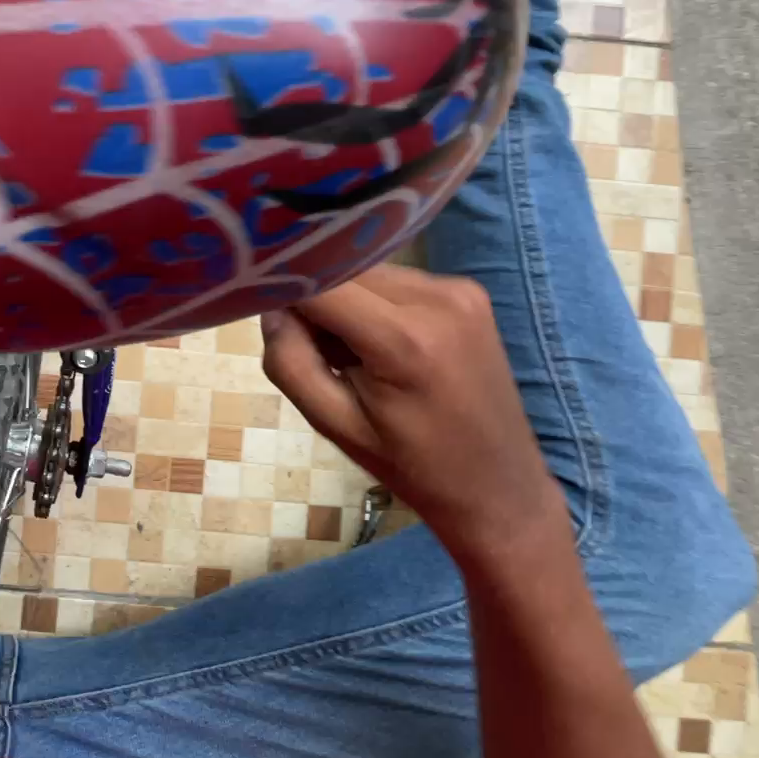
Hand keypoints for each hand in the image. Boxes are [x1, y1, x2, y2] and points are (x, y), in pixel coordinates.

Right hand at [260, 265, 566, 564]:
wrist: (499, 488)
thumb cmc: (409, 465)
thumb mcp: (331, 424)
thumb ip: (289, 361)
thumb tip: (272, 306)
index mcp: (403, 340)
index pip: (320, 282)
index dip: (284, 288)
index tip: (260, 303)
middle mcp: (437, 299)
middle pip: (343, 269)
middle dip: (315, 299)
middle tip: (311, 346)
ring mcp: (459, 290)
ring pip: (366, 270)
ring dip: (344, 299)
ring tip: (350, 352)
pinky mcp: (468, 291)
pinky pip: (394, 279)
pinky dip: (373, 302)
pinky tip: (381, 344)